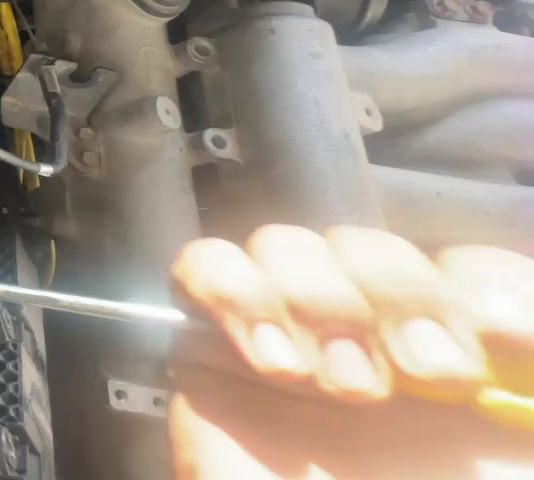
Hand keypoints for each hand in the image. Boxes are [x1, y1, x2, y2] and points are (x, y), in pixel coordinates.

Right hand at [170, 226, 533, 478]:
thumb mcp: (523, 467)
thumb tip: (533, 332)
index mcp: (468, 361)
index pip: (469, 266)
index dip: (483, 280)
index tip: (511, 344)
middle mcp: (375, 338)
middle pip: (366, 241)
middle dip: (394, 295)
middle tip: (428, 377)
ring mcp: (284, 335)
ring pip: (282, 242)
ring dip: (314, 297)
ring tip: (341, 385)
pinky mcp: (204, 342)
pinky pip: (198, 263)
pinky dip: (229, 289)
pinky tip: (270, 361)